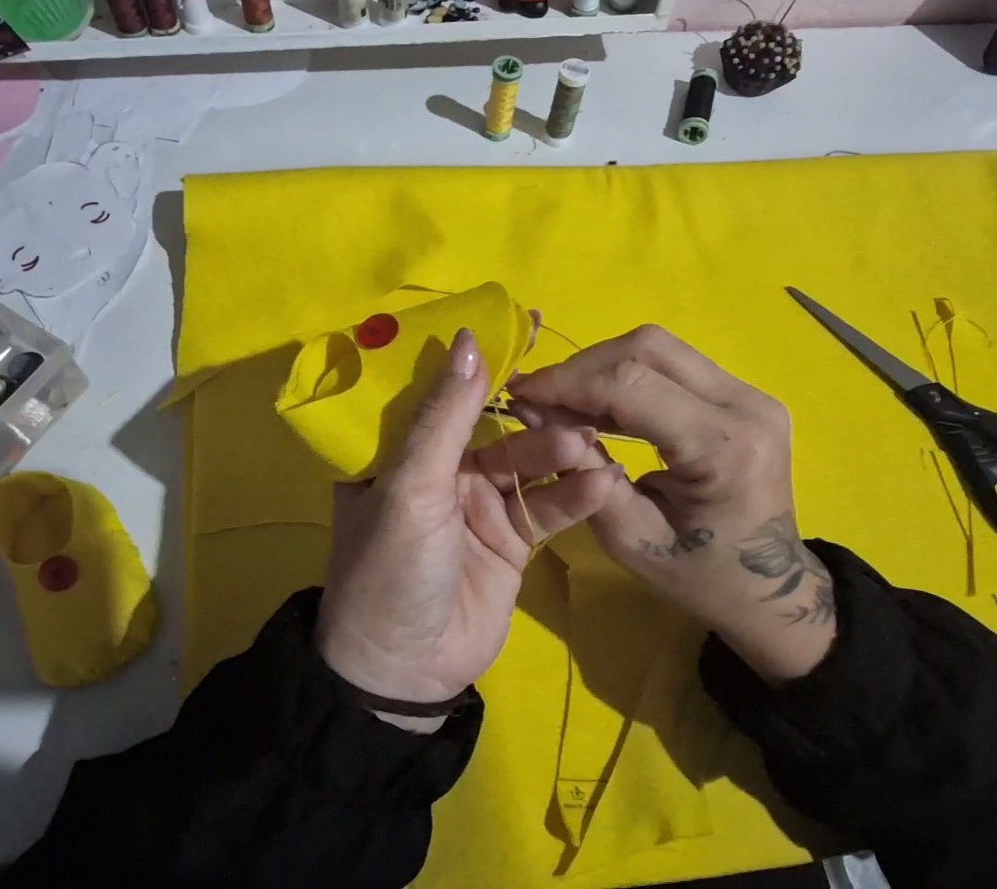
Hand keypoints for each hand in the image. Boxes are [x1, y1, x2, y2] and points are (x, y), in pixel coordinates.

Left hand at [317, 328, 620, 731]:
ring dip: (560, 454)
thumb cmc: (393, 569)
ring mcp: (478, 505)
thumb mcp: (411, 487)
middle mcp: (440, 470)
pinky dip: (574, 494)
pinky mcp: (511, 539)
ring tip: (591, 450)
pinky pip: (547, 506)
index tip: (528, 325)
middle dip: (537, 415)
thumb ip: (444, 416)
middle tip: (581, 402)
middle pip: (496, 425)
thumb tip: (469, 339)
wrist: (406, 671)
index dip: (483, 358)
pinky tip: (603, 482)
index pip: (443, 389)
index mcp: (400, 450)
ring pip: (528, 463)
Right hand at [508, 325, 835, 682]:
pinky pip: (673, 362)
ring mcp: (752, 394)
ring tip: (563, 399)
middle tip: (539, 396)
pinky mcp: (745, 393)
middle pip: (648, 349)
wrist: (771, 588)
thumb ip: (582, 470)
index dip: (568, 383)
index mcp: (723, 449)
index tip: (520, 393)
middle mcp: (746, 407)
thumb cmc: (698, 575)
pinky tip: (598, 401)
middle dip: (582, 368)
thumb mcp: (629, 537)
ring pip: (659, 347)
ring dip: (601, 366)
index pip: (632, 385)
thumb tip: (535, 413)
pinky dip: (625, 373)